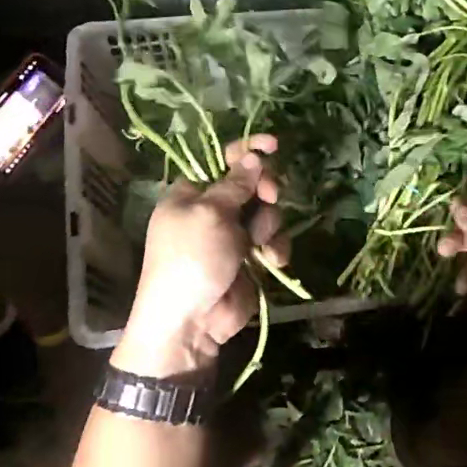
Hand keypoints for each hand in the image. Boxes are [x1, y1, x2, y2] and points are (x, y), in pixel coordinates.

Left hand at [112, 135, 289, 376]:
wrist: (191, 322)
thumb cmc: (191, 259)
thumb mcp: (210, 215)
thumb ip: (235, 184)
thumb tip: (253, 157)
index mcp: (193, 193)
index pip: (223, 160)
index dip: (249, 149)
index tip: (274, 144)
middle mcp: (214, 210)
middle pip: (252, 184)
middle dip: (265, 189)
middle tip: (271, 197)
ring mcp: (233, 236)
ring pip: (267, 213)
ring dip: (270, 225)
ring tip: (260, 244)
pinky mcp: (251, 260)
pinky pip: (273, 242)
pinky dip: (276, 249)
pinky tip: (273, 262)